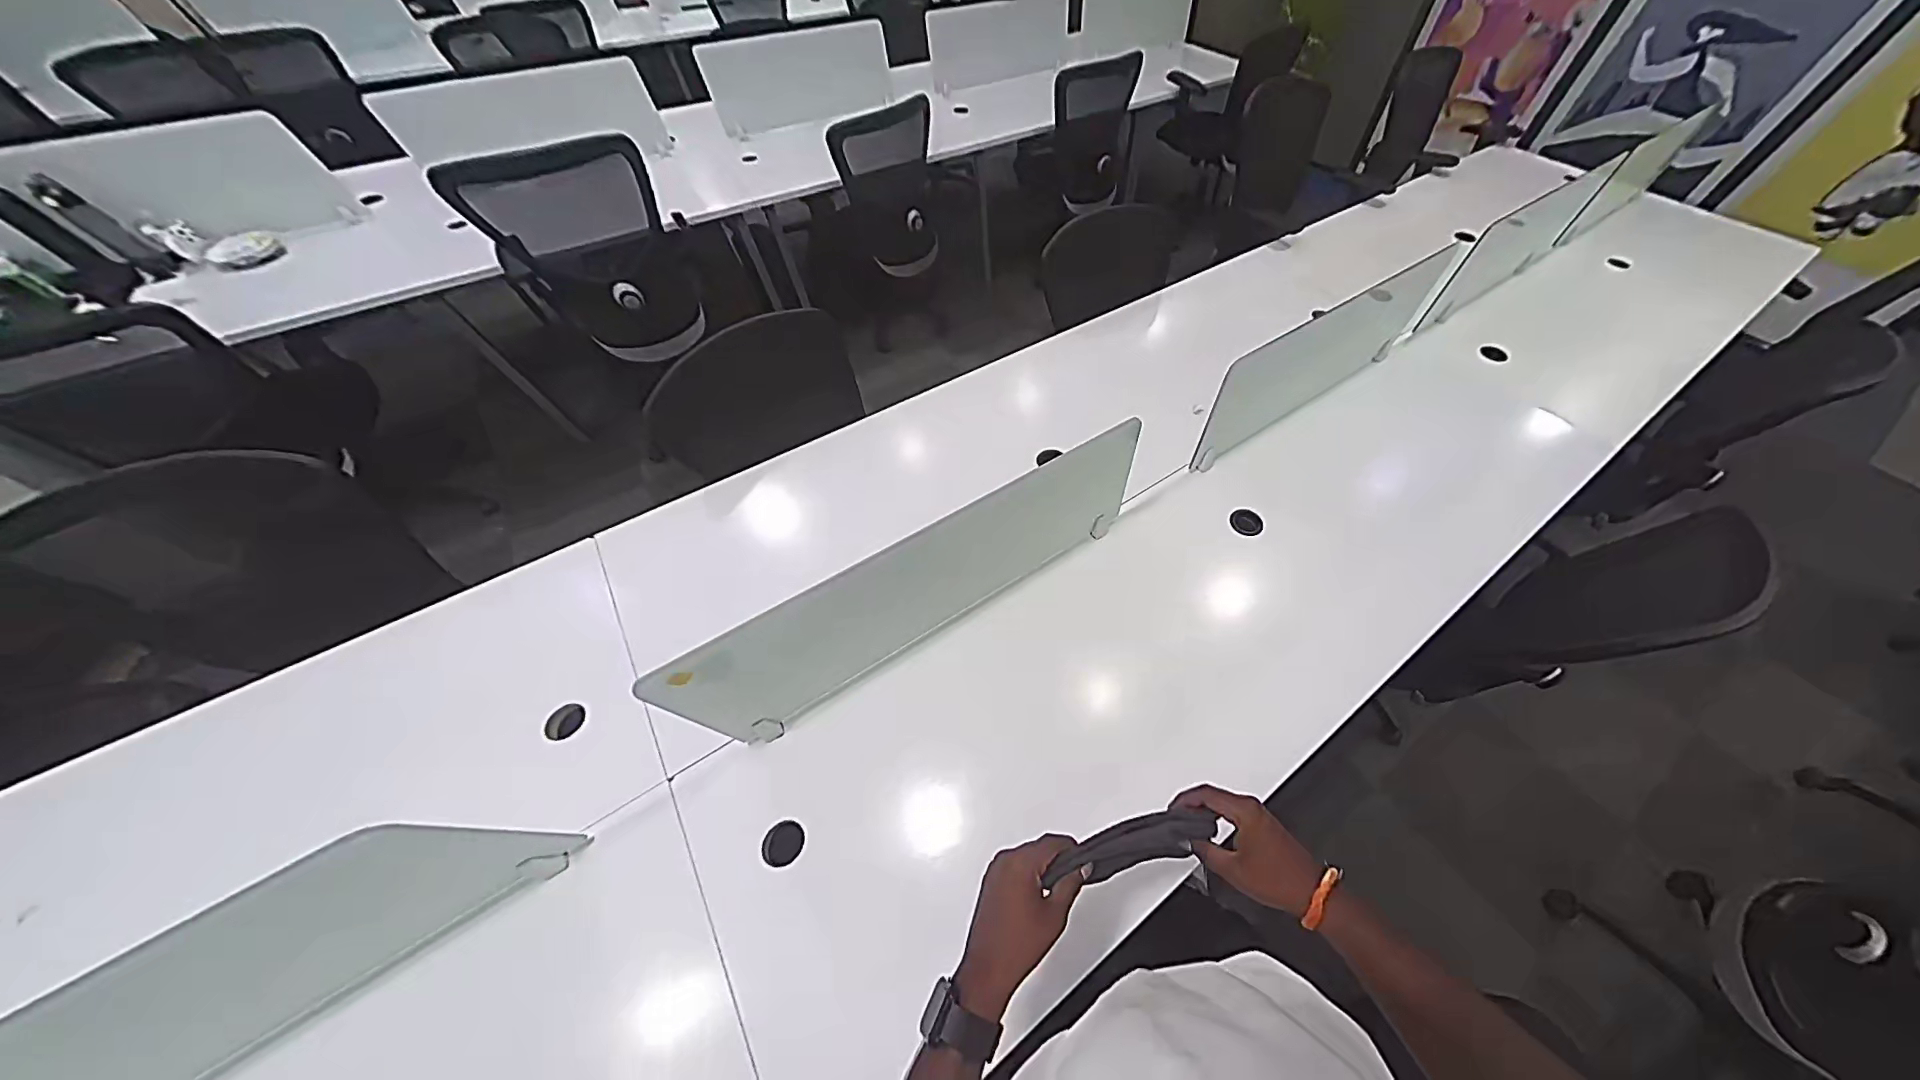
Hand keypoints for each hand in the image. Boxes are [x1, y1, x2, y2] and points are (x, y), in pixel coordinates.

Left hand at [953, 834, 1085, 1020]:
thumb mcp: (1055, 914)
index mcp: (1020, 864)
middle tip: (1073, 873)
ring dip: (1041, 866)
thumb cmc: (1016, 946)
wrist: (989, 967)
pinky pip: (1013, 866)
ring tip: (1056, 889)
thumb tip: (1080, 868)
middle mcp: (1004, 861)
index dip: (1071, 847)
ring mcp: (994, 870)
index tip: (1081, 855)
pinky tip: (1037, 894)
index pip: (1051, 842)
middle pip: (1037, 847)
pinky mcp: (990, 880)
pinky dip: (1027, 873)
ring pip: (1025, 856)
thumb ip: (1070, 884)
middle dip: (1057, 858)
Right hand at [1171, 785, 1322, 915]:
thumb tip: (1192, 841)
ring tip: (1189, 822)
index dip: (1184, 800)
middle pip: (1213, 794)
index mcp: (1244, 810)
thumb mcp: (1232, 868)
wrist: (1311, 892)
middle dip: (1191, 802)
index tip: (1172, 809)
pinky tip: (1210, 828)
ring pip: (1223, 802)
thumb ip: (1205, 850)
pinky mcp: (1263, 824)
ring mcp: (1260, 815)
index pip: (1205, 794)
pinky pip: (1233, 810)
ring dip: (1204, 809)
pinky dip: (1217, 815)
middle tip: (1176, 814)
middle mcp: (1253, 807)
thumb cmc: (1281, 880)